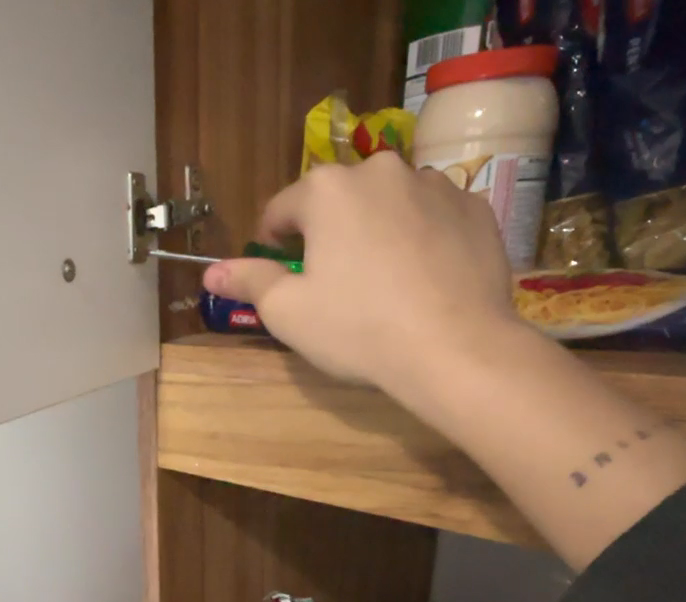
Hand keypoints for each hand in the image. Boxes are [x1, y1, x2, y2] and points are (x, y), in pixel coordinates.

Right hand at [203, 153, 526, 396]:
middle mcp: (380, 170)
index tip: (282, 276)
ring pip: (388, 204)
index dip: (274, 244)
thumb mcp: (287, 312)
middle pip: (338, 200)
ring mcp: (435, 184)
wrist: (454, 347)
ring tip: (383, 282)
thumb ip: (249, 281)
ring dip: (377, 231)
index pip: (281, 209)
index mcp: (326, 189)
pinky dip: (422, 239)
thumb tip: (210, 271)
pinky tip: (422, 280)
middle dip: (329, 233)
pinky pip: (433, 217)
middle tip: (334, 284)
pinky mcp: (475, 207)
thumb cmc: (357, 328)